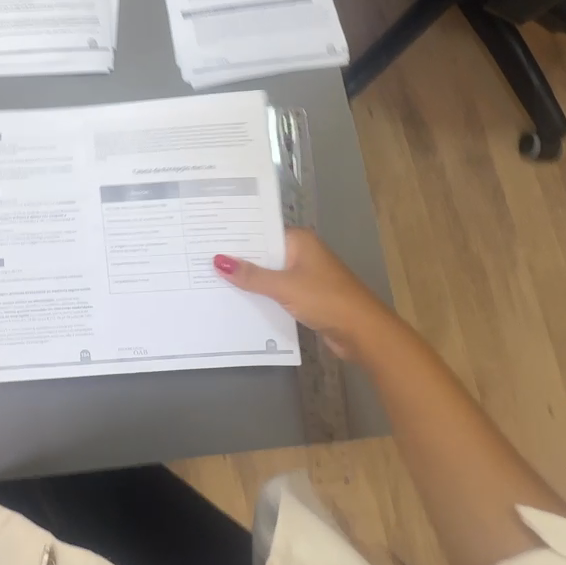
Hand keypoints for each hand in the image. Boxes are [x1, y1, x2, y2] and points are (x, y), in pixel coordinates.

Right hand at [213, 227, 393, 358]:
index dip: (236, 235)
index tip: (207, 236)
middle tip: (201, 256)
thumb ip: (251, 275)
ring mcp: (305, 276)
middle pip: (264, 253)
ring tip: (211, 277)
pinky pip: (276, 291)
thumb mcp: (284, 286)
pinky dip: (261, 295)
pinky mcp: (306, 297)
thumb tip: (217, 260)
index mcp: (299, 241)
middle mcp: (302, 253)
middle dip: (238, 258)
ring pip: (269, 274)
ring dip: (248, 279)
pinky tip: (237, 298)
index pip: (261, 231)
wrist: (364, 333)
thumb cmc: (326, 300)